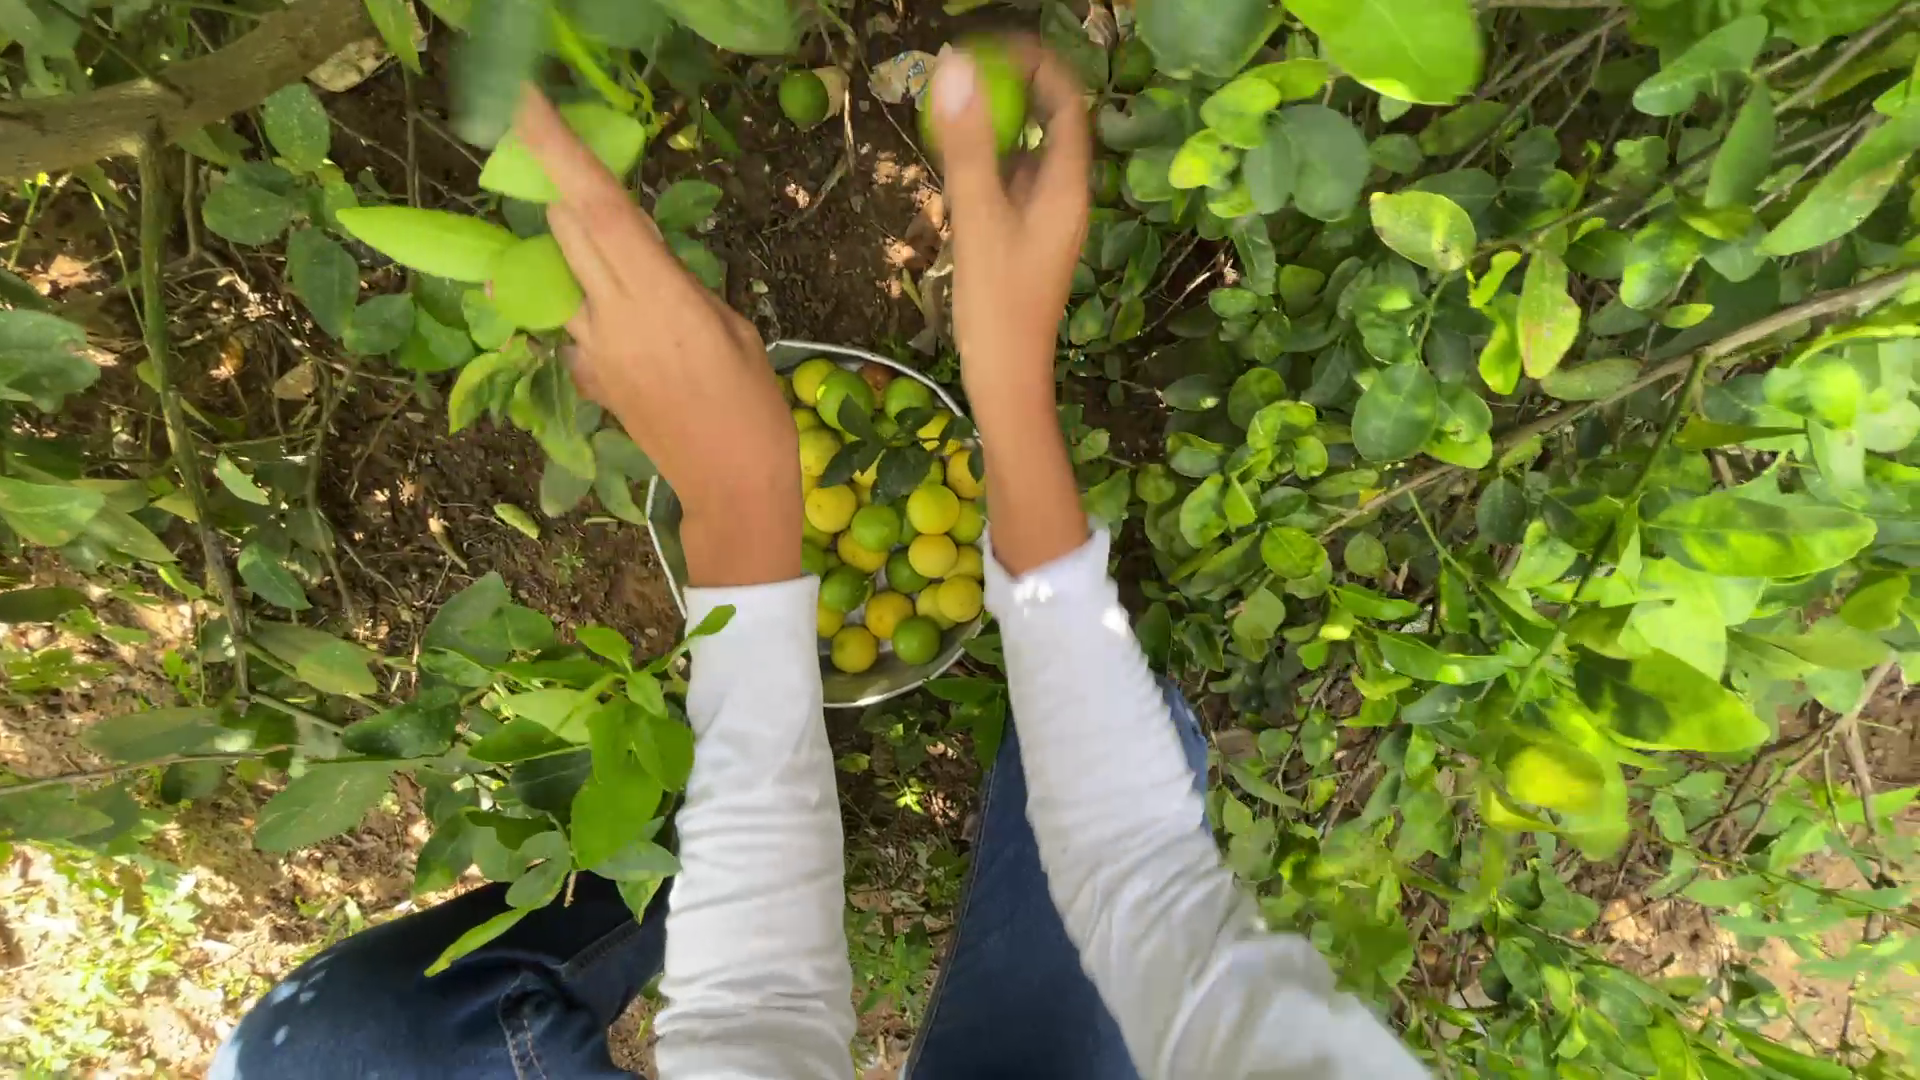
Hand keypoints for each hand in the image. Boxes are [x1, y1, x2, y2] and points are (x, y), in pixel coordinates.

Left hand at [515, 89, 799, 587]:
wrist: (731, 490)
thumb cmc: (758, 414)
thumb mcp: (741, 336)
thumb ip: (690, 293)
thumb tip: (657, 273)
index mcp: (663, 301)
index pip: (598, 211)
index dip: (557, 151)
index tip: (522, 99)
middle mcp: (614, 318)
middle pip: (564, 228)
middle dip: (557, 184)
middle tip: (563, 157)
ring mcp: (593, 351)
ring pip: (564, 273)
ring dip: (581, 251)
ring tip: (629, 273)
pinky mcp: (589, 378)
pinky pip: (578, 323)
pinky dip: (598, 309)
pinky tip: (640, 339)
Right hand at [930, 41, 1091, 414]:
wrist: (1006, 379)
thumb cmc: (997, 308)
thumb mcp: (978, 223)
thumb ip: (967, 148)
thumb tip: (956, 66)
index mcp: (1067, 189)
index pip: (1066, 102)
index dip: (1036, 63)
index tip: (989, 47)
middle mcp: (1065, 200)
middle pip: (1047, 126)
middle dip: (1010, 94)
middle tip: (961, 82)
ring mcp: (1047, 225)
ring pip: (1026, 161)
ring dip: (994, 136)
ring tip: (951, 124)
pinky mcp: (1028, 246)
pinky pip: (1012, 192)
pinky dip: (988, 174)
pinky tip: (956, 181)